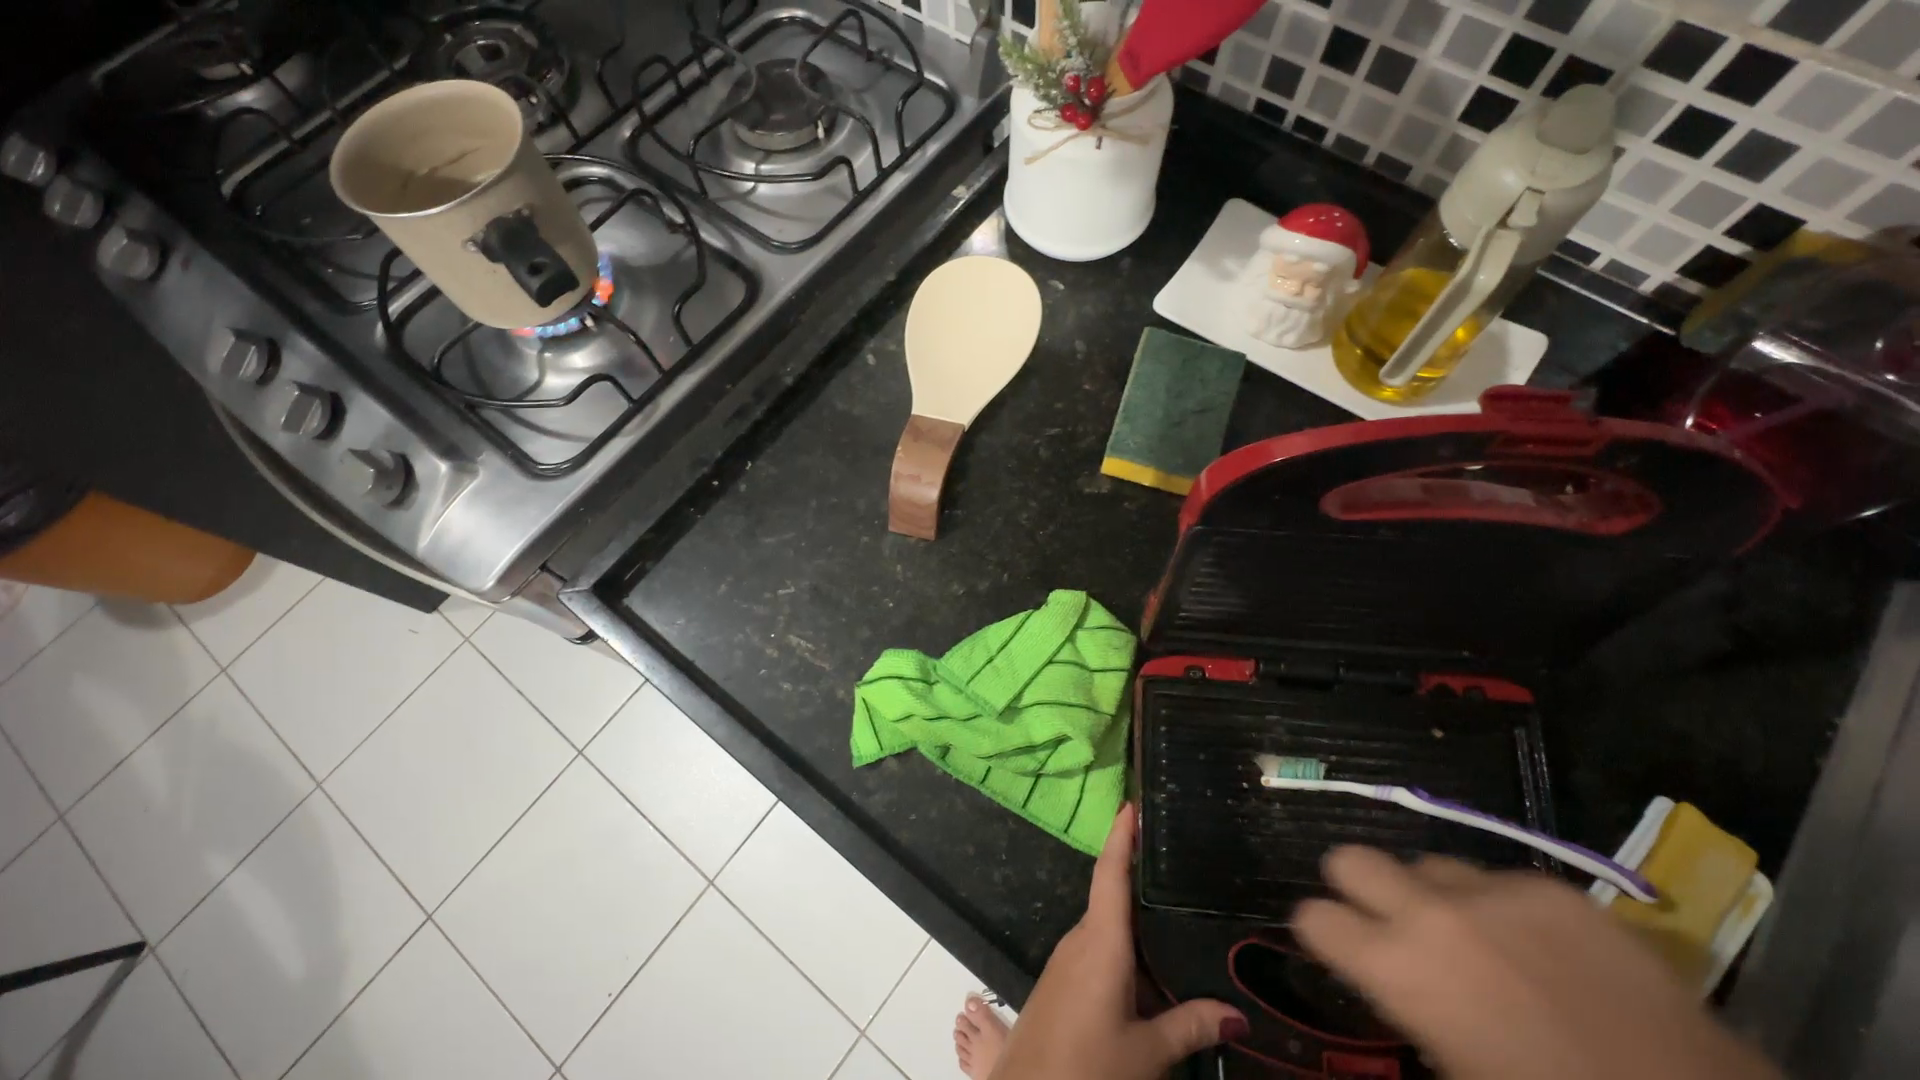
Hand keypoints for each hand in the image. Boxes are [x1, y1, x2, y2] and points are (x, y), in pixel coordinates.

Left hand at [989, 805, 1246, 1079]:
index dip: (1121, 836)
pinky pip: (1098, 955)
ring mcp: (1066, 963)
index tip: (1133, 803)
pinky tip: (1154, 975)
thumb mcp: (1147, 1052)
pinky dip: (1126, 955)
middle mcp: (1079, 941)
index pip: (1110, 873)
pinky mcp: (1061, 984)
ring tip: (1182, 918)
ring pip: (1108, 931)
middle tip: (1185, 866)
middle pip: (1113, 900)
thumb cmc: (1086, 1066)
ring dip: (1139, 928)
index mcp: (1100, 942)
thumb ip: (1192, 1025)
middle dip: (1145, 884)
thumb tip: (1240, 1014)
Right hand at [1292, 846, 1781, 1079]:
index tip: (1343, 947)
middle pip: (1350, 857)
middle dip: (1358, 887)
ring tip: (1476, 935)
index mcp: (1395, 969)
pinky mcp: (1551, 885)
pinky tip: (1540, 946)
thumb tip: (1399, 983)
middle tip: (1388, 921)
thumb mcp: (1450, 1067)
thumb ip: (1409, 1007)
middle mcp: (1429, 914)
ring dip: (1433, 894)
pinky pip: (1498, 877)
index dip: (1322, 932)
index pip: (1312, 916)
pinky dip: (1501, 905)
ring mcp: (1493, 891)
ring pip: (1427, 863)